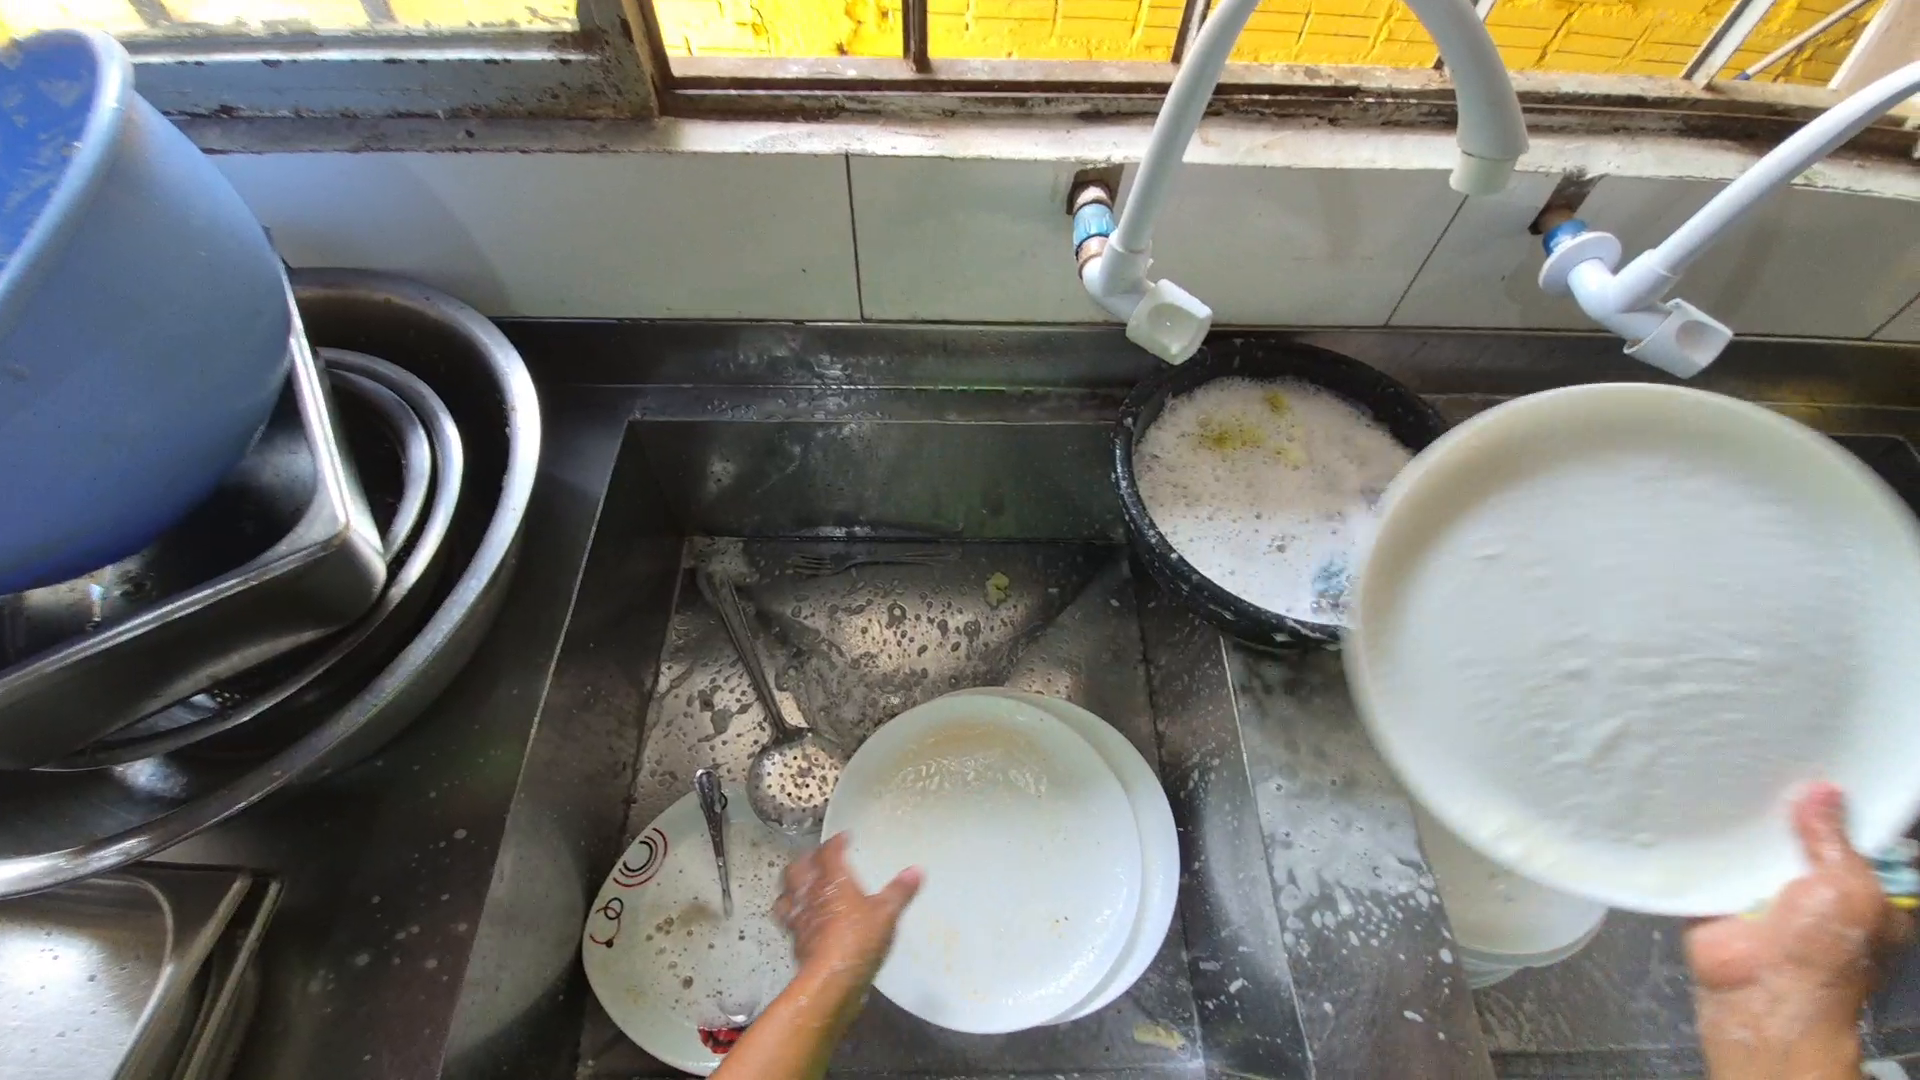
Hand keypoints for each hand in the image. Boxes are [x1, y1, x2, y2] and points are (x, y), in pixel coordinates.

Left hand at [714, 838, 919, 1079]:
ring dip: (791, 886)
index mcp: (833, 880)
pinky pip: (788, 921)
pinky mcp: (796, 941)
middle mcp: (811, 894)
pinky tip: (803, 919)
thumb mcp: (887, 913)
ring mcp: (800, 918)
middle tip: (816, 858)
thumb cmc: (858, 939)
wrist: (831, 981)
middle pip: (797, 868)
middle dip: (805, 859)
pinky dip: (794, 914)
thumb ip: (900, 891)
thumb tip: (917, 870)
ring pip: (786, 894)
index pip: (829, 852)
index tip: (844, 837)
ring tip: (800, 885)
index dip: (835, 842)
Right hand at [1684, 783, 1912, 1079]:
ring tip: (1709, 773)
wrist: (1757, 986)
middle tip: (1750, 760)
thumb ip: (1833, 843)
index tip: (1810, 771)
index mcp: (1860, 892)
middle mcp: (1812, 888)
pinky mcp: (1715, 891)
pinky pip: (1707, 858)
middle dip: (1777, 808)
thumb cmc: (1822, 946)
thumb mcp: (1849, 890)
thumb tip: (1826, 791)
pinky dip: (1696, 838)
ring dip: (1733, 821)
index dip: (1835, 808)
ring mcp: (1760, 890)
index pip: (1852, 840)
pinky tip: (1681, 806)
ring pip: (1749, 844)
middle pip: (1796, 837)